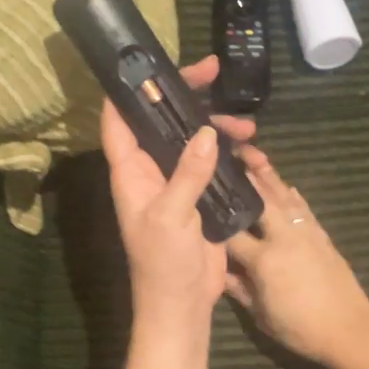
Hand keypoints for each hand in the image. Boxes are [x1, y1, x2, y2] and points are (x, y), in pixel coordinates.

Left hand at [102, 56, 256, 324]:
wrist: (182, 305)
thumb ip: (187, 173)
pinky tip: (249, 146)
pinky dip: (229, 152)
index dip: (129, 89)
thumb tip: (205, 132)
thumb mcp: (171, 215)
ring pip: (193, 141)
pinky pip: (213, 164)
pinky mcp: (201, 198)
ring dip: (217, 128)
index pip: (118, 120)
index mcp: (131, 171)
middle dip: (187, 98)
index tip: (152, 63)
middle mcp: (151, 171)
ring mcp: (177, 183)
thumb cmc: (162, 263)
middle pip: (163, 122)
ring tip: (248, 128)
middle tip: (215, 74)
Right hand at [226, 146, 368, 362]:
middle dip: (243, 178)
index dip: (215, 219)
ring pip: (284, 198)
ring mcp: (306, 234)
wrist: (350, 330)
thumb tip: (218, 272)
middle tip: (228, 156)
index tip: (200, 202)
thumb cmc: (300, 329)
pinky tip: (287, 186)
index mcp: (264, 260)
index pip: (231, 233)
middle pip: (259, 201)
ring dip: (269, 176)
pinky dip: (293, 196)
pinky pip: (304, 209)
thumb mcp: (261, 316)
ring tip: (254, 156)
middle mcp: (284, 238)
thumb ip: (239, 290)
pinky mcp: (323, 237)